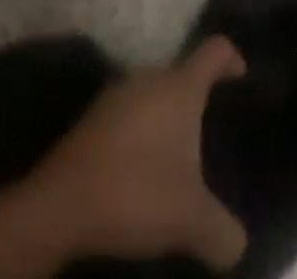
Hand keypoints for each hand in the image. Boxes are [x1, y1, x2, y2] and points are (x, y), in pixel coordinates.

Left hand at [20, 36, 249, 269]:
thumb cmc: (134, 194)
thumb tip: (239, 247)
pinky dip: (139, 135)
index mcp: (179, 87)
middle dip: (198, 96)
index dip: (234, 59)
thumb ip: (223, 232)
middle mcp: (146, 81)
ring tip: (177, 156)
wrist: (53, 211)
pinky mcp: (87, 123)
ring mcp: (112, 99)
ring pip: (151, 95)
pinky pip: (126, 117)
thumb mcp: (191, 221)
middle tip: (212, 131)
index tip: (242, 80)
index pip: (215, 50)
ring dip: (165, 118)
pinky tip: (141, 170)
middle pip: (182, 72)